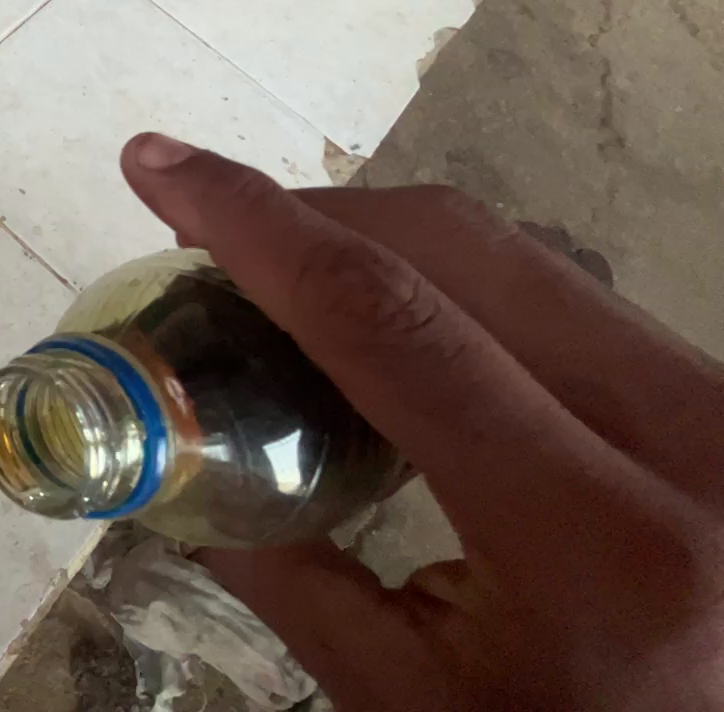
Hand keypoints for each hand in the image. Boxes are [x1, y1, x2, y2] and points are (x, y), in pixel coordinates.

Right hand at [120, 133, 723, 709]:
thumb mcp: (404, 698)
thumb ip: (275, 567)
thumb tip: (165, 456)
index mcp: (594, 540)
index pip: (379, 314)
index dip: (249, 220)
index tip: (154, 165)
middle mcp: (697, 441)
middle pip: (450, 241)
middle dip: (298, 210)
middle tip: (198, 235)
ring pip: (506, 248)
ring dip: (359, 236)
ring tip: (274, 280)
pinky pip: (544, 285)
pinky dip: (428, 272)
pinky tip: (375, 323)